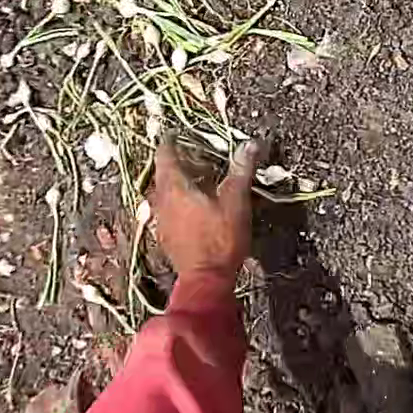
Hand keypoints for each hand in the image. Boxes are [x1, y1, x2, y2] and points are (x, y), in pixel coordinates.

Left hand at [149, 138, 258, 280]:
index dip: (170, 142)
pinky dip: (179, 199)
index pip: (165, 156)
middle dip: (176, 161)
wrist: (207, 280)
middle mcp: (162, 201)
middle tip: (195, 152)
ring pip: (164, 192)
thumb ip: (241, 170)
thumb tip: (250, 143)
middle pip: (163, 173)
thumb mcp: (236, 200)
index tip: (177, 132)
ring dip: (177, 181)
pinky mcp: (167, 235)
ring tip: (197, 176)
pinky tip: (195, 204)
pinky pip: (168, 208)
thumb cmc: (221, 237)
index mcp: (175, 188)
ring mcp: (162, 220)